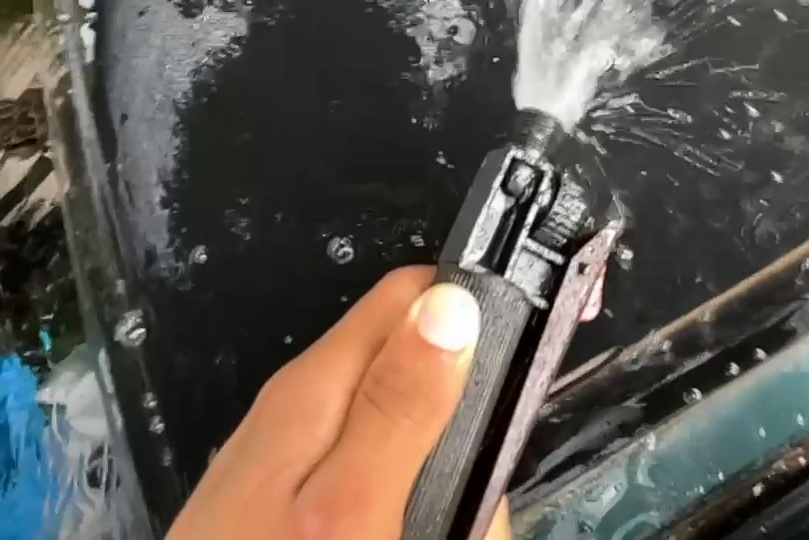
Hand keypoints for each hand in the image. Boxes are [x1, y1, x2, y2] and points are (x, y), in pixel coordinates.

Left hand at [169, 267, 511, 538]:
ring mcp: (299, 463)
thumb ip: (399, 403)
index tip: (510, 377)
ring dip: (443, 498)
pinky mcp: (299, 508)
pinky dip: (407, 519)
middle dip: (463, 435)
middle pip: (421, 372)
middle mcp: (308, 406)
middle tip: (460, 514)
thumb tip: (452, 297)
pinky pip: (380, 491)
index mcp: (319, 385)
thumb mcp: (346, 512)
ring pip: (412, 442)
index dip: (470, 315)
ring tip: (437, 537)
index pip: (414, 293)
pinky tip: (403, 537)